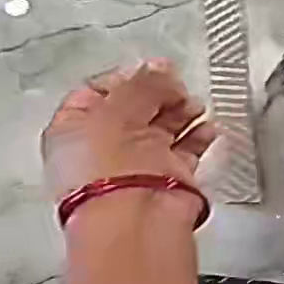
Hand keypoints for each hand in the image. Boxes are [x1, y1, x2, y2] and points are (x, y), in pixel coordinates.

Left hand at [42, 59, 216, 199]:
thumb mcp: (117, 111)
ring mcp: (140, 161)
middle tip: (177, 87)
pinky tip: (207, 127)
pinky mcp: (171, 175)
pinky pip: (189, 148)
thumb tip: (161, 67)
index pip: (99, 91)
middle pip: (137, 108)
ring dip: (183, 111)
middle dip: (160, 94)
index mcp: (76, 128)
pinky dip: (200, 135)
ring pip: (165, 126)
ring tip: (195, 105)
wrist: (138, 215)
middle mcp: (107, 145)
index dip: (127, 78)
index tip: (153, 71)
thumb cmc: (110, 168)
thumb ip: (142, 84)